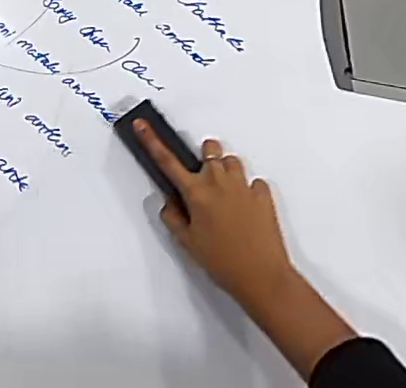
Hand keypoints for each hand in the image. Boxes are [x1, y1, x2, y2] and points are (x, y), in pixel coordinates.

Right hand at [132, 123, 296, 313]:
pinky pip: (255, 182)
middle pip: (209, 148)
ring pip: (232, 160)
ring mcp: (243, 186)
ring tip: (226, 193)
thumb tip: (170, 202)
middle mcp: (218, 182)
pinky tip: (246, 207)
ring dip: (226, 170)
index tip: (141, 124)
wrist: (264, 280)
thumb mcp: (187, 243)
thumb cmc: (223, 262)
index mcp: (196, 192)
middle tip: (204, 178)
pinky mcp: (263, 196)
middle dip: (205, 156)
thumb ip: (172, 217)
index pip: (166, 160)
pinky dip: (249, 189)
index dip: (151, 140)